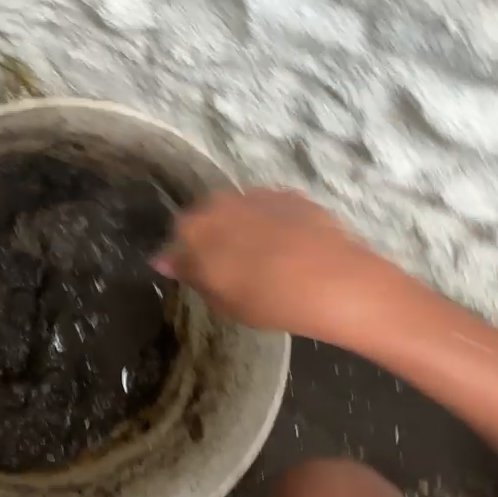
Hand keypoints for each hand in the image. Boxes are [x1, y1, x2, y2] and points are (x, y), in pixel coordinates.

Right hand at [154, 188, 427, 341]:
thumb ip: (190, 275)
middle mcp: (221, 203)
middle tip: (235, 268)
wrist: (333, 281)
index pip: (179, 237)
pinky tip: (293, 249)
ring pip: (242, 211)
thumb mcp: (221, 301)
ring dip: (246, 228)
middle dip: (217, 237)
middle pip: (210, 217)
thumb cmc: (267, 300)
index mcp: (195, 229)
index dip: (191, 256)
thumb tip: (164, 260)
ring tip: (268, 259)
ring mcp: (258, 195)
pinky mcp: (291, 195)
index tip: (204, 274)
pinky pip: (273, 210)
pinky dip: (276, 224)